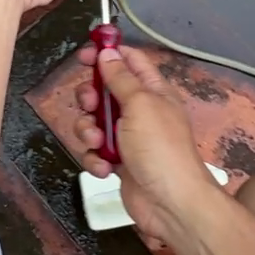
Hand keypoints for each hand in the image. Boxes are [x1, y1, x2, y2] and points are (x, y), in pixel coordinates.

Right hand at [67, 45, 219, 241]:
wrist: (170, 203)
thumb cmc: (159, 147)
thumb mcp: (141, 104)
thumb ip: (120, 77)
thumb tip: (107, 52)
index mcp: (152, 90)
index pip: (129, 60)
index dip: (106, 54)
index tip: (84, 56)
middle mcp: (139, 110)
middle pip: (103, 91)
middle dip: (90, 98)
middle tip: (91, 106)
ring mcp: (127, 137)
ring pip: (93, 122)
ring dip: (88, 131)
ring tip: (98, 142)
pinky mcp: (117, 161)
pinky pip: (95, 151)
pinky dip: (95, 158)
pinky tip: (104, 167)